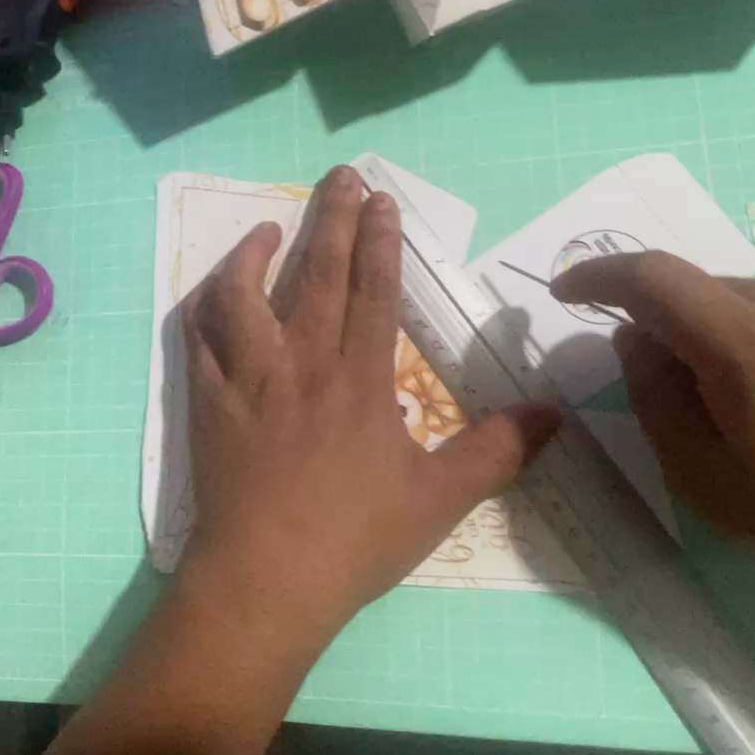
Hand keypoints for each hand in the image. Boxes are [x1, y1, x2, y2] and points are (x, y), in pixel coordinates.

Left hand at [177, 167, 559, 644]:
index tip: (381, 200)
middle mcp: (303, 364)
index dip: (381, 241)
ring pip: (246, 295)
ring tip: (269, 228)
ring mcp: (249, 380)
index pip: (375, 291)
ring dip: (255, 253)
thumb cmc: (354, 539)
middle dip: (331, 219)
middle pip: (318, 276)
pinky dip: (206, 305)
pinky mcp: (207, 401)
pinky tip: (214, 291)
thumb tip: (555, 411)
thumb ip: (497, 451)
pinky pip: (199, 337)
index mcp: (361, 380)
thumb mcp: (440, 499)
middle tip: (338, 176)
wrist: (265, 578)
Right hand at [555, 252, 754, 593]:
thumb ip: (655, 399)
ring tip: (747, 405)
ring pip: (752, 300)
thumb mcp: (706, 483)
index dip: (598, 276)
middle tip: (672, 392)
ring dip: (721, 334)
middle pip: (703, 291)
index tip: (566, 294)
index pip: (654, 279)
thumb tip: (636, 338)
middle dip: (666, 326)